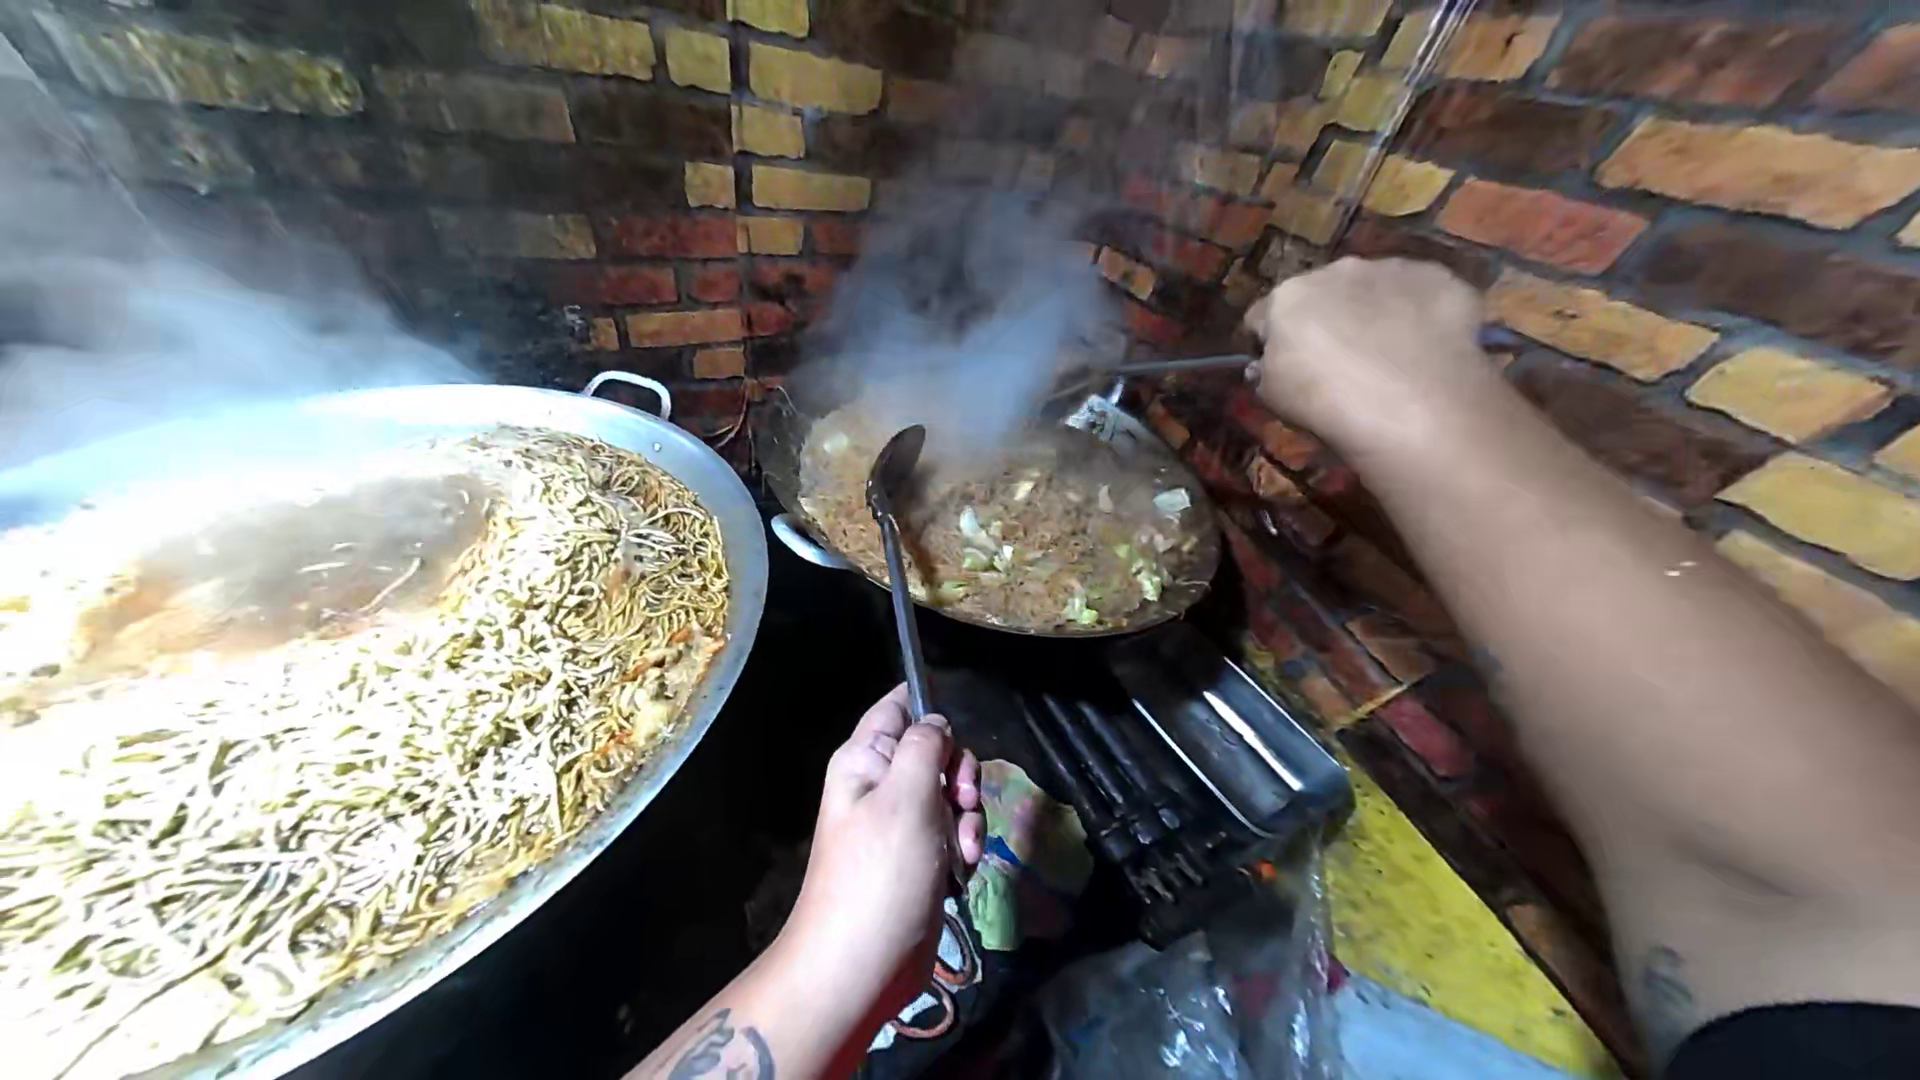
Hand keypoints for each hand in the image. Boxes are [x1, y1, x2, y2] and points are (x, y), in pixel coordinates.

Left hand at [776, 685, 984, 1022]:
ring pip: (950, 790)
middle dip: (959, 773)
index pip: (897, 706)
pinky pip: (952, 827)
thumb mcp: (906, 797)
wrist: (860, 967)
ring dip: (967, 814)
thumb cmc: (880, 873)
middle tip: (962, 799)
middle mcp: (881, 782)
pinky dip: (964, 842)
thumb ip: (926, 746)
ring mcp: (901, 819)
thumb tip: (937, 722)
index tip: (958, 728)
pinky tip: (963, 868)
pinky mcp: (919, 853)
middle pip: (934, 749)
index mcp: (865, 759)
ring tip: (964, 848)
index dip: (929, 707)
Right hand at [1242, 257, 1499, 454]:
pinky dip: (1414, 315)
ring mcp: (1393, 269)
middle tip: (1331, 360)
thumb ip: (1264, 368)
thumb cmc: (1322, 401)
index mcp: (1287, 295)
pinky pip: (1417, 295)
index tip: (1274, 367)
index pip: (1262, 315)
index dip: (1265, 342)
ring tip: (1379, 355)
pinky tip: (1417, 349)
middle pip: (1319, 293)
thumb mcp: (1270, 395)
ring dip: (1368, 313)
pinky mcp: (1441, 278)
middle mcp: (1338, 269)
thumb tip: (1269, 363)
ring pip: (1370, 289)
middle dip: (1321, 319)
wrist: (1410, 405)